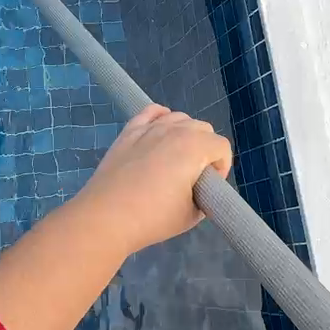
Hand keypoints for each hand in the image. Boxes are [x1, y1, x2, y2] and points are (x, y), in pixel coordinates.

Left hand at [70, 105, 232, 252]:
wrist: (108, 216)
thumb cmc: (154, 217)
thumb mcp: (193, 214)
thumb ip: (205, 194)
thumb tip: (199, 184)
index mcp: (194, 147)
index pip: (221, 146)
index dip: (221, 167)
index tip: (209, 186)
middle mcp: (174, 129)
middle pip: (203, 128)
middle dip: (205, 150)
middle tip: (193, 176)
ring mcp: (149, 127)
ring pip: (179, 118)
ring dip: (185, 135)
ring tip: (175, 159)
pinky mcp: (129, 130)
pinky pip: (151, 112)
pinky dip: (161, 118)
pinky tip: (160, 133)